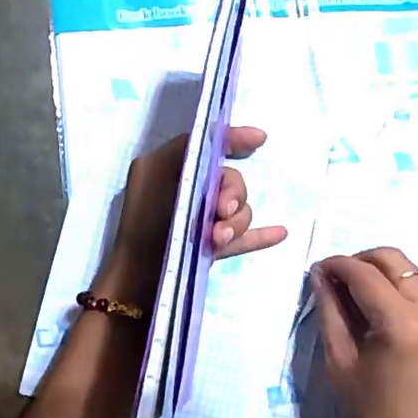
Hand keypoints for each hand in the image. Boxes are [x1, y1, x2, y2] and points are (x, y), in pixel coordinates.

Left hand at [99, 127, 288, 304]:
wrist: (137, 279)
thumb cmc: (141, 221)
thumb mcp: (153, 171)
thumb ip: (185, 150)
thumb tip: (223, 144)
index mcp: (175, 170)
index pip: (210, 145)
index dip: (235, 138)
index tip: (259, 139)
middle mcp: (192, 192)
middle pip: (232, 181)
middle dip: (233, 194)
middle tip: (222, 211)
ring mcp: (204, 221)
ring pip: (241, 211)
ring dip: (236, 221)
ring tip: (218, 238)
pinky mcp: (212, 249)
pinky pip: (246, 238)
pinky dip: (261, 235)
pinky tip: (280, 232)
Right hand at [312, 248, 417, 417]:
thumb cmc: (373, 415)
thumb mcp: (341, 361)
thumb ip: (330, 312)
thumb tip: (320, 276)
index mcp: (402, 322)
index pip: (365, 274)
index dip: (337, 265)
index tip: (316, 269)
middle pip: (393, 260)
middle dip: (360, 259)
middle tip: (333, 277)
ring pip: (407, 271)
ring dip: (378, 270)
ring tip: (349, 290)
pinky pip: (416, 289)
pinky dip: (393, 285)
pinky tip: (371, 305)